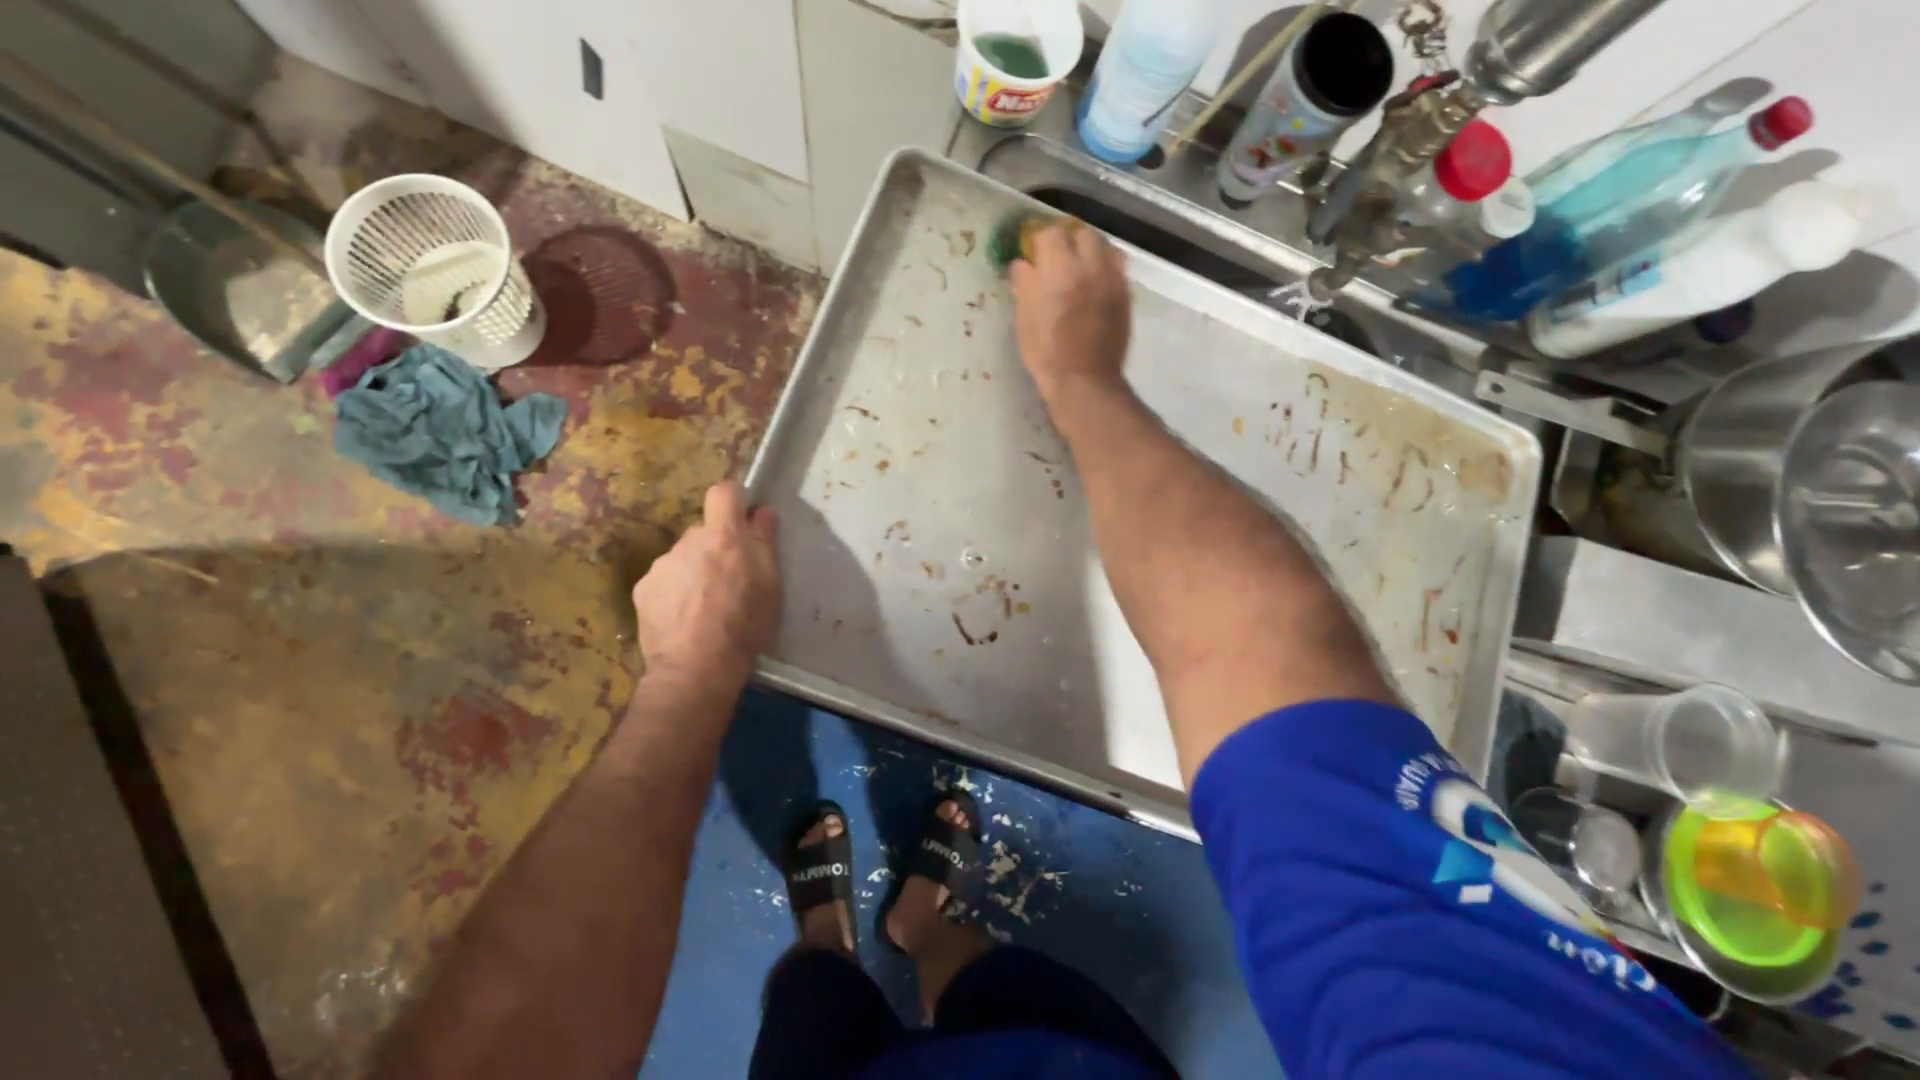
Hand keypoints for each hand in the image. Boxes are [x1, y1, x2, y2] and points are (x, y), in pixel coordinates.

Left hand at [632, 480, 780, 684]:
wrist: (696, 667)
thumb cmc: (744, 624)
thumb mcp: (770, 584)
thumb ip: (764, 542)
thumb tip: (762, 512)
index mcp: (723, 535)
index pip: (724, 492)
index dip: (734, 498)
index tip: (741, 516)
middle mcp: (688, 541)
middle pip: (703, 531)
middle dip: (715, 547)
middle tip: (728, 579)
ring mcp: (662, 564)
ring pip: (682, 557)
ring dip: (693, 571)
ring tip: (703, 606)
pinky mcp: (643, 588)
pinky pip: (664, 581)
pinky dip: (673, 592)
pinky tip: (683, 618)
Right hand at [1008, 224, 1130, 403]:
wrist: (1086, 380)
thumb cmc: (1047, 353)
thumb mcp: (1025, 320)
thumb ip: (1025, 286)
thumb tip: (1023, 264)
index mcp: (1059, 270)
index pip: (1051, 233)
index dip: (1040, 241)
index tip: (1035, 254)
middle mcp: (1089, 267)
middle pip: (1082, 234)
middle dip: (1069, 241)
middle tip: (1058, 259)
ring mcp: (1112, 279)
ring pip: (1105, 247)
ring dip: (1092, 251)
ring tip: (1082, 268)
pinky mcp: (1126, 295)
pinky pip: (1119, 267)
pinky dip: (1107, 267)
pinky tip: (1097, 284)